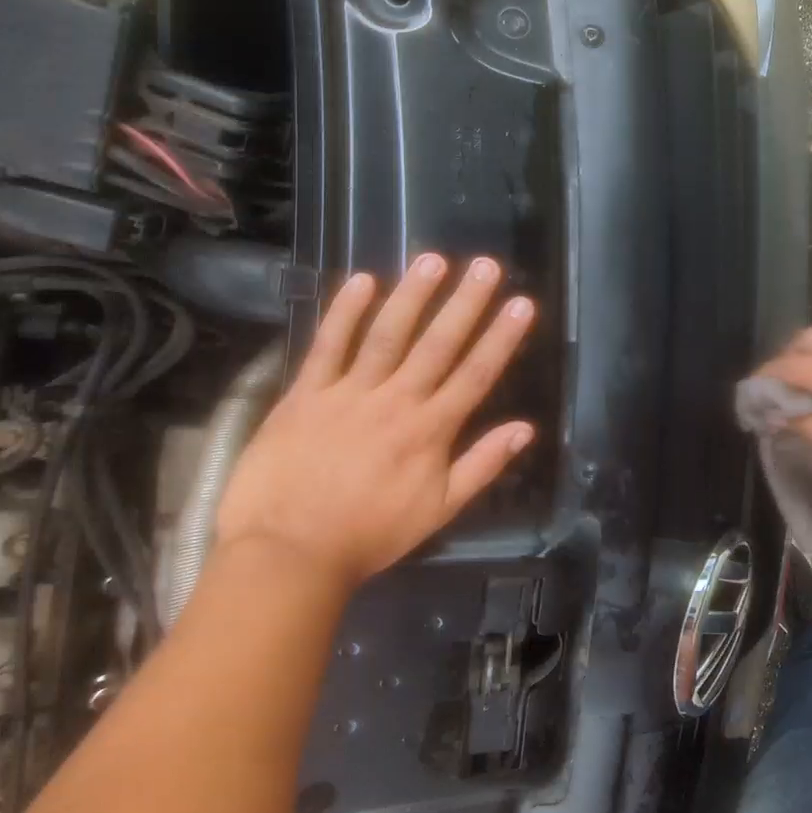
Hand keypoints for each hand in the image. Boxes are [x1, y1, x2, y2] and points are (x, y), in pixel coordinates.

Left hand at [215, 253, 535, 588]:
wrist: (287, 552)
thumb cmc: (369, 535)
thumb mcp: (439, 510)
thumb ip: (482, 465)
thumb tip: (525, 430)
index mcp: (430, 430)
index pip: (476, 374)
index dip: (502, 337)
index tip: (523, 304)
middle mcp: (395, 401)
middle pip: (438, 344)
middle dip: (466, 303)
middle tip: (486, 265)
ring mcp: (347, 394)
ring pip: (387, 335)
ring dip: (412, 295)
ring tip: (433, 260)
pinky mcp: (303, 395)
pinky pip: (327, 346)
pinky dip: (344, 313)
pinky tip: (363, 281)